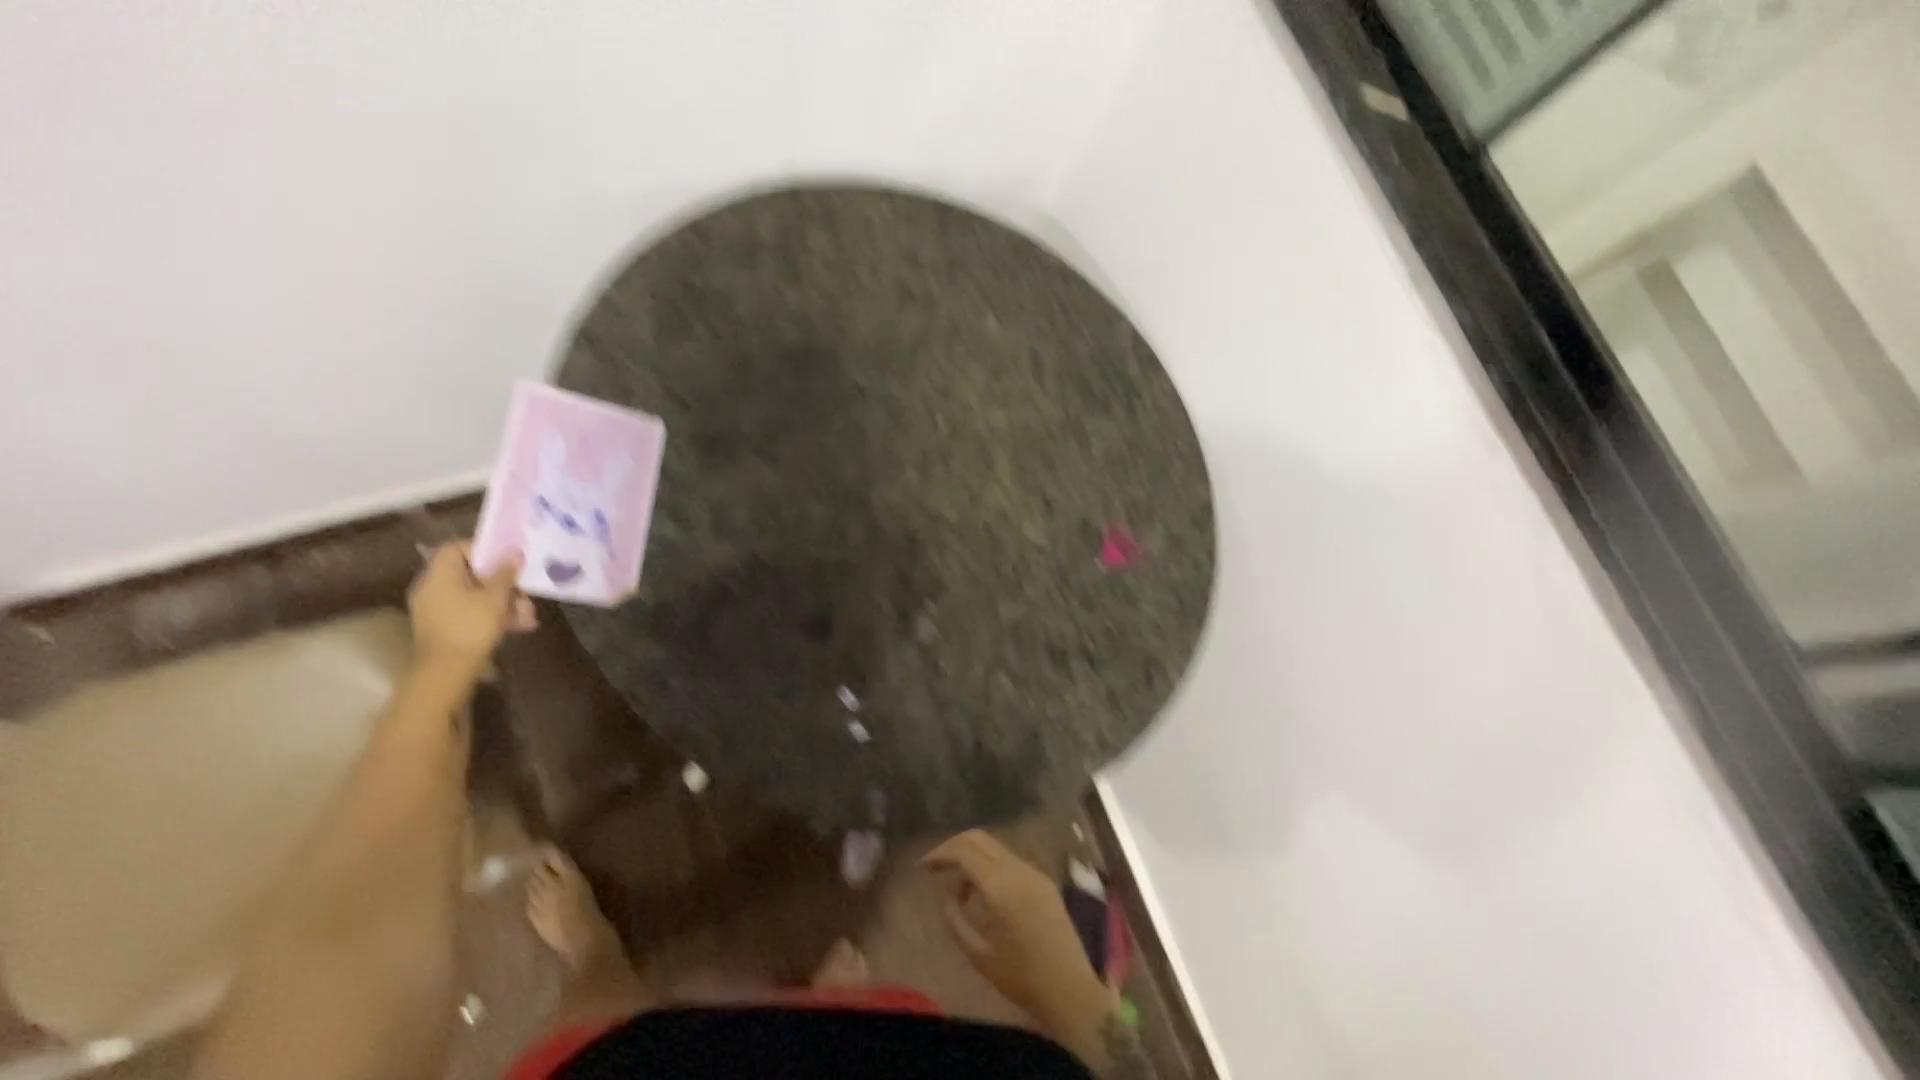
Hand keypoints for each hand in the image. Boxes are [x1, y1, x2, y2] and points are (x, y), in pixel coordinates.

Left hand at [406, 542, 533, 670]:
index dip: (483, 549)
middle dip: (501, 582)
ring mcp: (436, 610)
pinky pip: (470, 613)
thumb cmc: (471, 627)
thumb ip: (506, 573)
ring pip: (474, 596)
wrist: (446, 672)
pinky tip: (519, 626)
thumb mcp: (495, 598)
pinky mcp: (444, 629)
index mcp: (440, 575)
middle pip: (470, 574)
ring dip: (503, 602)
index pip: (456, 548)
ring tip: (527, 614)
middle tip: (524, 591)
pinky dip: (492, 616)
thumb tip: (514, 553)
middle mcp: (433, 588)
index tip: (507, 558)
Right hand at [922, 830, 1109, 1027]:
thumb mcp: (978, 953)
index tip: (921, 867)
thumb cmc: (1020, 978)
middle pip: (980, 839)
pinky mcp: (1045, 882)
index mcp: (1002, 887)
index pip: (964, 850)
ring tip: (957, 891)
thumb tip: (945, 893)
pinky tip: (982, 894)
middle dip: (953, 847)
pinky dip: (990, 867)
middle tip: (934, 868)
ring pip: (995, 848)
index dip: (939, 853)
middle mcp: (1020, 870)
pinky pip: (1010, 861)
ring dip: (972, 858)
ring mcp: (1035, 873)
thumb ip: (955, 918)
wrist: (1070, 989)